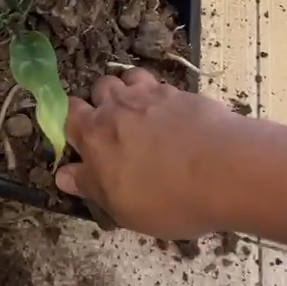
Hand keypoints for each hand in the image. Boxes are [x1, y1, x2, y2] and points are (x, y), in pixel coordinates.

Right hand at [56, 68, 247, 238]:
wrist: (224, 170)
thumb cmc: (166, 197)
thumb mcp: (122, 207)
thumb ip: (90, 186)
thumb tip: (63, 176)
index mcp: (94, 134)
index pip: (69, 113)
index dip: (72, 120)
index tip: (80, 136)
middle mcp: (117, 106)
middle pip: (98, 89)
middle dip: (102, 101)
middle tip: (116, 126)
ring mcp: (150, 95)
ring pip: (128, 78)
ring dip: (129, 90)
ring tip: (142, 113)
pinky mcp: (180, 92)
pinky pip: (160, 85)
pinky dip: (161, 95)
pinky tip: (173, 116)